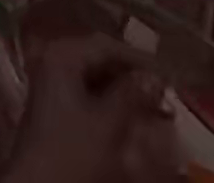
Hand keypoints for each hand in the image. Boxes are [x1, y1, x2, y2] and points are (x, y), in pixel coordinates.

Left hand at [3, 35, 176, 182]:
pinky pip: (87, 90)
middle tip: (168, 95)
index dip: (139, 58)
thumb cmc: (74, 149)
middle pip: (98, 57)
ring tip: (159, 109)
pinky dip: (112, 100)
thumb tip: (155, 76)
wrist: (40, 182)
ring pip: (94, 75)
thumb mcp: (109, 122)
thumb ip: (132, 95)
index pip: (105, 44)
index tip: (172, 75)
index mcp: (61, 55)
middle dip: (133, 74)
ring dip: (125, 89)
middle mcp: (52, 59)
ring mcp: (50, 80)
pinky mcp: (54, 102)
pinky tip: (134, 117)